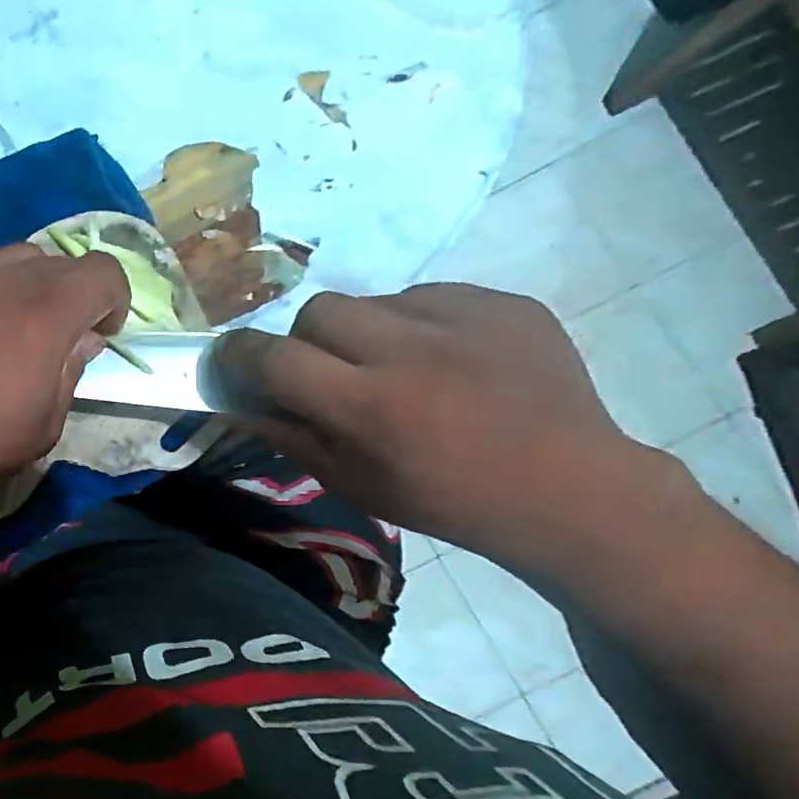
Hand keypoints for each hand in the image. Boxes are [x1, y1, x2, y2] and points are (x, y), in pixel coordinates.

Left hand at [0, 244, 127, 511]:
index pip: (104, 271)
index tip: (103, 336)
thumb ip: (72, 370)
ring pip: (22, 256)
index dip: (115, 301)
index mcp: (46, 311)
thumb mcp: (46, 424)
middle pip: (64, 262)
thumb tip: (83, 339)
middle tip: (66, 338)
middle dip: (79, 295)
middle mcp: (8, 277)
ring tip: (24, 326)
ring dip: (39, 284)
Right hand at [213, 283, 682, 571]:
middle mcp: (409, 348)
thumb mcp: (359, 485)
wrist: (566, 486)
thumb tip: (243, 404)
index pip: (276, 358)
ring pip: (375, 300)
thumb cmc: (448, 501)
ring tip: (401, 370)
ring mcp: (463, 316)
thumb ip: (295, 439)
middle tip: (330, 373)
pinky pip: (432, 297)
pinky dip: (420, 326)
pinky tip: (449, 362)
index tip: (233, 358)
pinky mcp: (503, 301)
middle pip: (318, 311)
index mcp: (369, 406)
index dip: (241, 355)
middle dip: (307, 341)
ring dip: (366, 333)